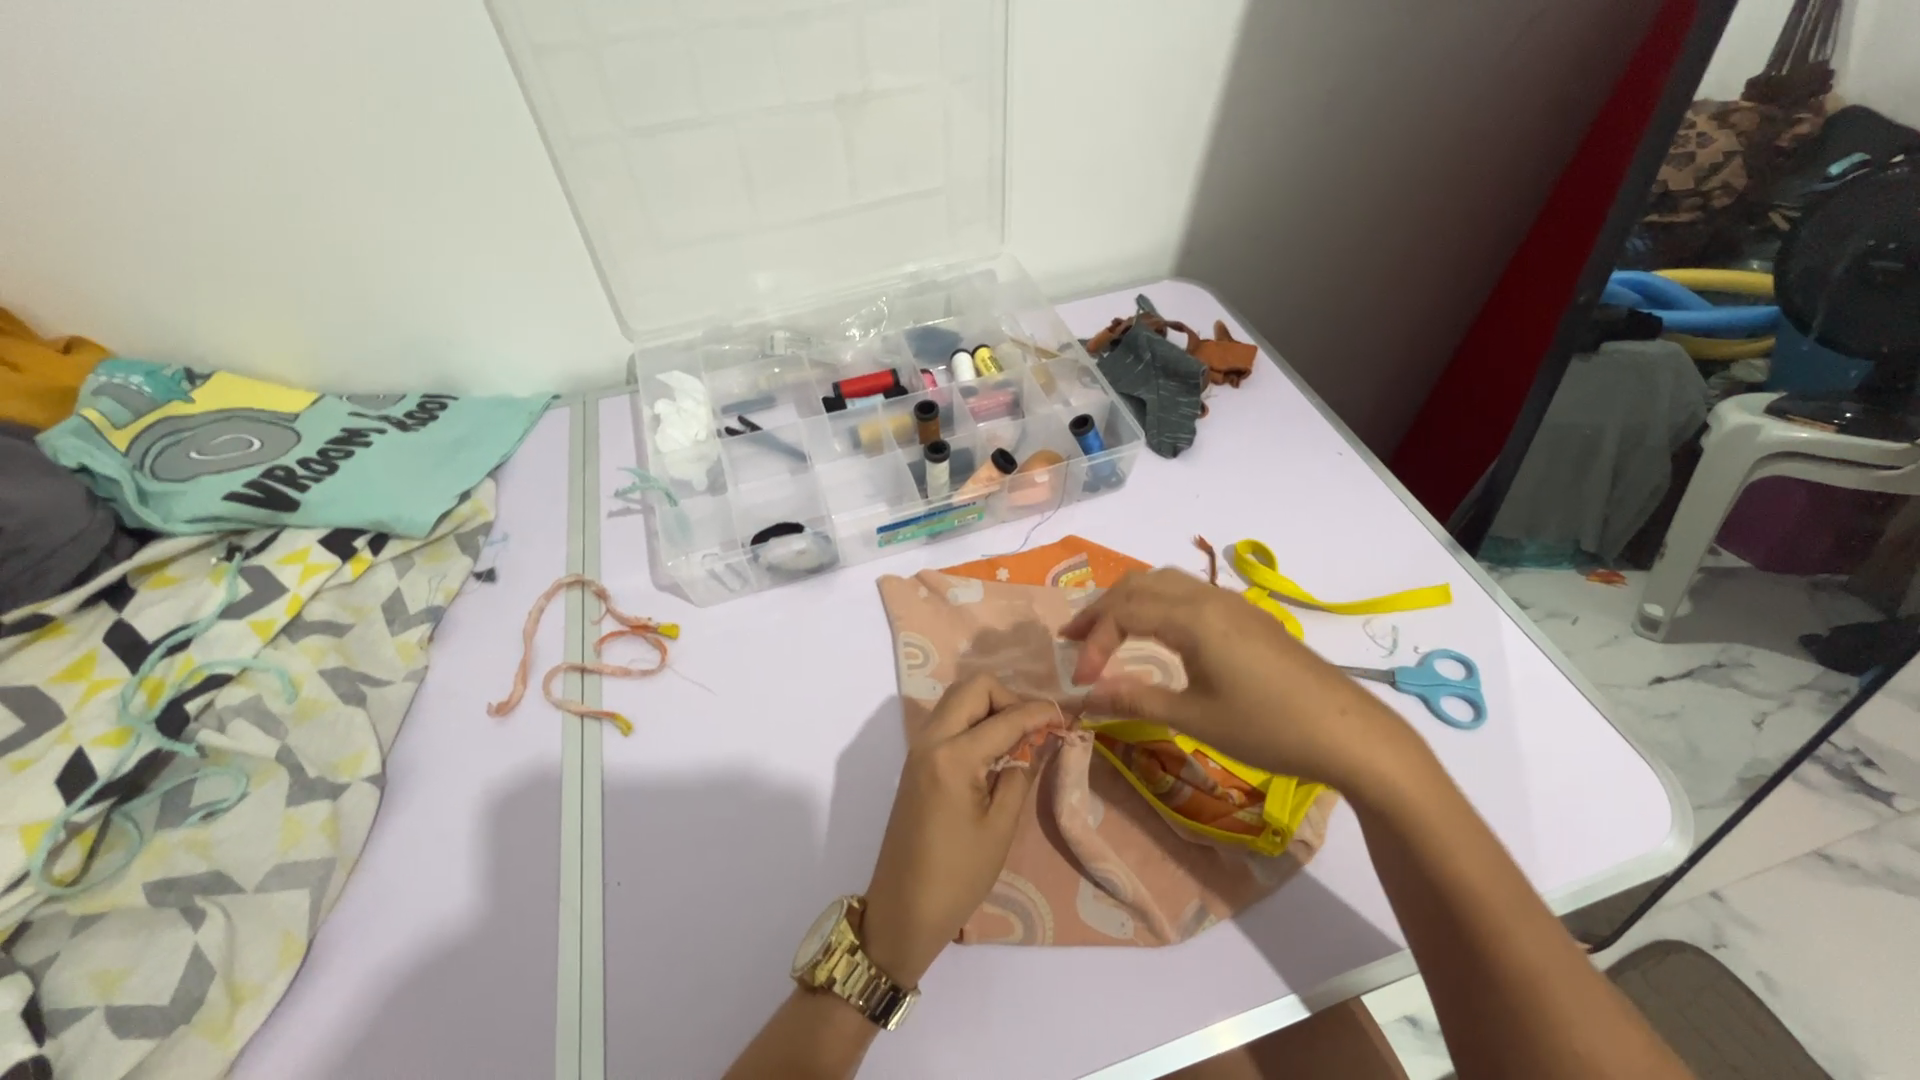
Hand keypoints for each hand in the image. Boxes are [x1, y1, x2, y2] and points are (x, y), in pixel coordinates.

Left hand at [861, 676, 1059, 986]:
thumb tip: (1037, 743)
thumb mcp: (1000, 828)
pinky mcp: (915, 762)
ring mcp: (918, 749)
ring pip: (957, 700)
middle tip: (1034, 729)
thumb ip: (1019, 775)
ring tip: (1018, 740)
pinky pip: (947, 721)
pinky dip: (973, 722)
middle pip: (973, 688)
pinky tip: (995, 751)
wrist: (902, 908)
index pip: (1005, 718)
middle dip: (1009, 698)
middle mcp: (931, 741)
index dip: (1039, 713)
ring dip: (989, 707)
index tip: (1066, 717)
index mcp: (953, 757)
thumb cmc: (957, 876)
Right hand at [1060, 568, 1419, 792]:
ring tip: (1104, 631)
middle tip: (1072, 639)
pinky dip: (1155, 603)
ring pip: (1165, 582)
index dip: (1093, 643)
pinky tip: (1153, 632)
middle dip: (1100, 609)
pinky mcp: (1247, 618)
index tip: (1081, 682)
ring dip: (1128, 601)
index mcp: (1193, 619)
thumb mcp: (1194, 718)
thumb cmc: (1267, 728)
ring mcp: (1231, 604)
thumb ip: (1135, 699)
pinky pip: (1187, 593)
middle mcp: (1208, 599)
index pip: (1123, 613)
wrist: (1347, 733)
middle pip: (1139, 585)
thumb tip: (1084, 697)